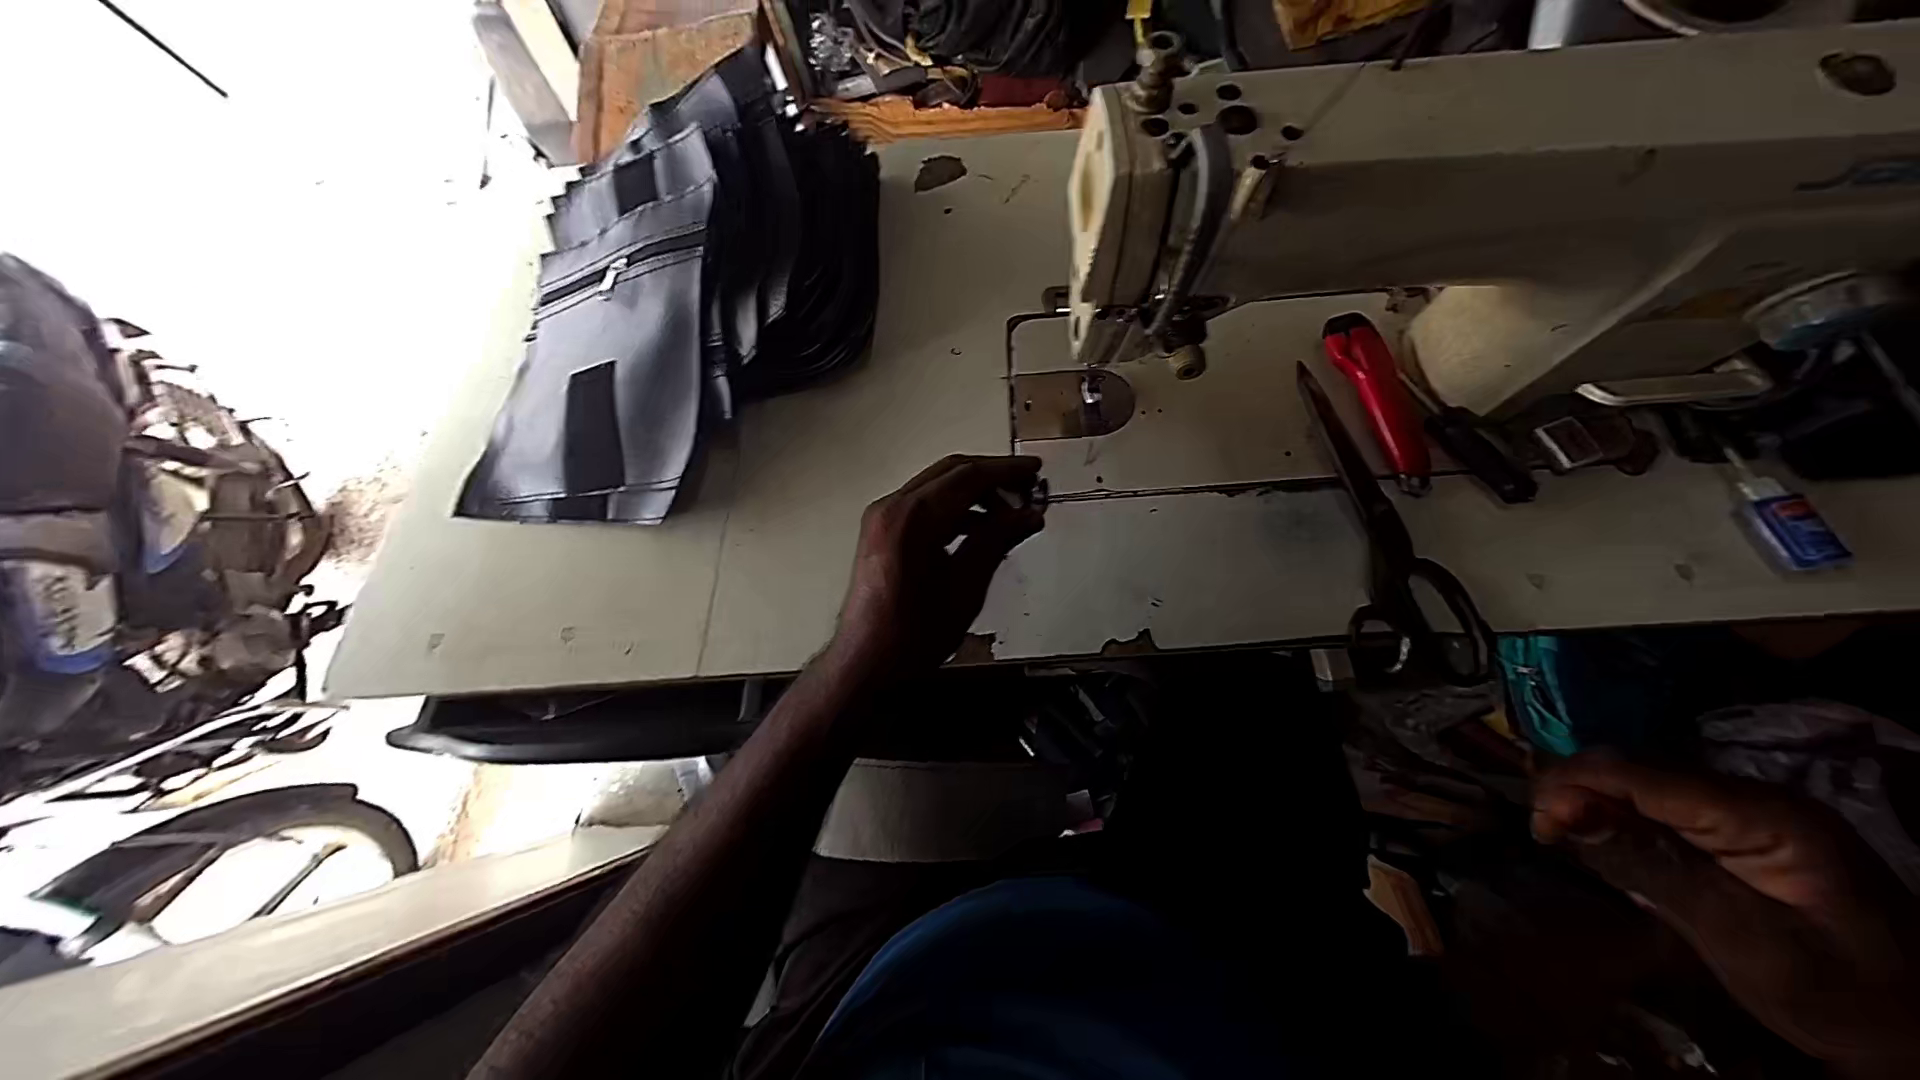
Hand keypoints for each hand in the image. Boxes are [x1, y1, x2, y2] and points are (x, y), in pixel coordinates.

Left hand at [825, 455, 1043, 680]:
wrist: (867, 662)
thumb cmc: (913, 635)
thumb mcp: (966, 587)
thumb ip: (997, 541)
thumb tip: (1028, 515)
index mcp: (914, 518)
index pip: (969, 476)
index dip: (1006, 471)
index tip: (1034, 471)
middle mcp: (892, 508)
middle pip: (951, 473)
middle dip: (992, 477)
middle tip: (1027, 488)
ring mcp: (882, 518)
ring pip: (936, 486)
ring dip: (973, 493)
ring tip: (1009, 513)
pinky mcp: (880, 531)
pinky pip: (922, 504)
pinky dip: (952, 508)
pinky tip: (979, 529)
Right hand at [1533, 755, 1919, 1076]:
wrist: (1917, 1034)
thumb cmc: (1838, 994)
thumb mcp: (1741, 937)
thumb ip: (1652, 866)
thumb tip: (1562, 811)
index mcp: (1763, 813)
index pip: (1638, 772)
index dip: (1574, 786)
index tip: (1538, 826)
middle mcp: (1747, 794)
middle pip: (1630, 766)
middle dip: (1571, 790)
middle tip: (1544, 834)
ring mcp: (1739, 807)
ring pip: (1630, 778)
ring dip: (1583, 799)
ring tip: (1558, 834)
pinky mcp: (1726, 825)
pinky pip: (1647, 799)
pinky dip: (1607, 812)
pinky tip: (1593, 835)